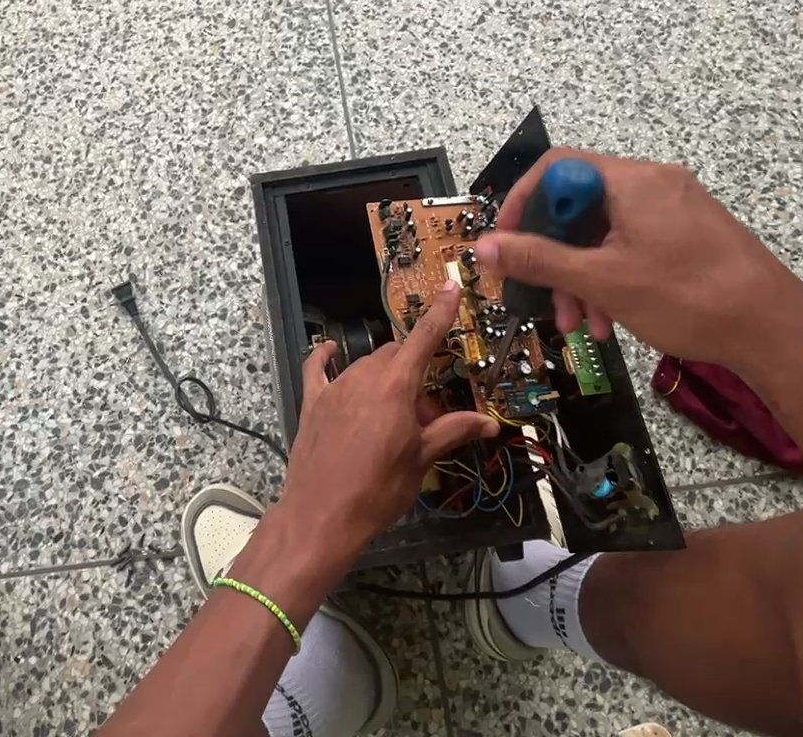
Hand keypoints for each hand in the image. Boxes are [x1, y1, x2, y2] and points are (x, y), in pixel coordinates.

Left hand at [273, 282, 500, 562]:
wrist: (322, 515)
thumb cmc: (378, 489)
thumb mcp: (420, 460)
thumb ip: (452, 431)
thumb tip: (490, 422)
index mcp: (396, 386)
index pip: (424, 339)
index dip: (440, 313)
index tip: (450, 287)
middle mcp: (364, 376)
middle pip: (396, 355)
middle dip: (414, 373)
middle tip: (423, 415)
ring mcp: (335, 387)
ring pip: (366, 364)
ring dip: (385, 379)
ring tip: (392, 420)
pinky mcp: (312, 401)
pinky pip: (318, 368)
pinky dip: (325, 357)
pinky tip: (329, 351)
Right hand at [475, 149, 802, 371]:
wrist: (777, 332)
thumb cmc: (688, 298)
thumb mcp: (602, 281)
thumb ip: (538, 260)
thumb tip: (484, 245)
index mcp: (631, 180)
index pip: (556, 167)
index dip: (522, 202)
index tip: (506, 241)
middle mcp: (652, 182)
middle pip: (578, 204)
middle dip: (553, 254)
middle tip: (540, 295)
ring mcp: (674, 207)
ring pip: (603, 231)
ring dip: (579, 275)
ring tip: (577, 323)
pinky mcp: (689, 232)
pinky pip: (631, 242)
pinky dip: (610, 275)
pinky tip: (607, 319)